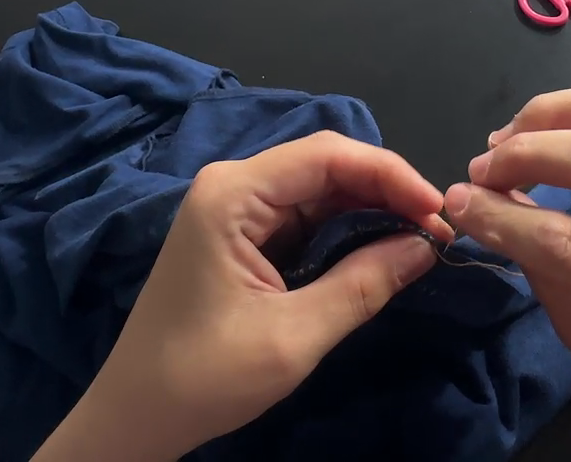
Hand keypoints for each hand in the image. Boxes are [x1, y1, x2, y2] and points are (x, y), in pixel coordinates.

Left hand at [36, 131, 452, 461]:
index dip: (388, 173)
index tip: (436, 209)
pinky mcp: (241, 228)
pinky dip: (345, 223)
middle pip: (324, 162)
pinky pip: (303, 211)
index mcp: (233, 192)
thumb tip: (424, 246)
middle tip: (434, 226)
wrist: (134, 416)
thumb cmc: (204, 377)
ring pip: (318, 184)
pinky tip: (378, 240)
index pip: (326, 155)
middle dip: (383, 187)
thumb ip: (363, 284)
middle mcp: (234, 183)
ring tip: (417, 233)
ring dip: (369, 204)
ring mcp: (236, 203)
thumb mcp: (293, 337)